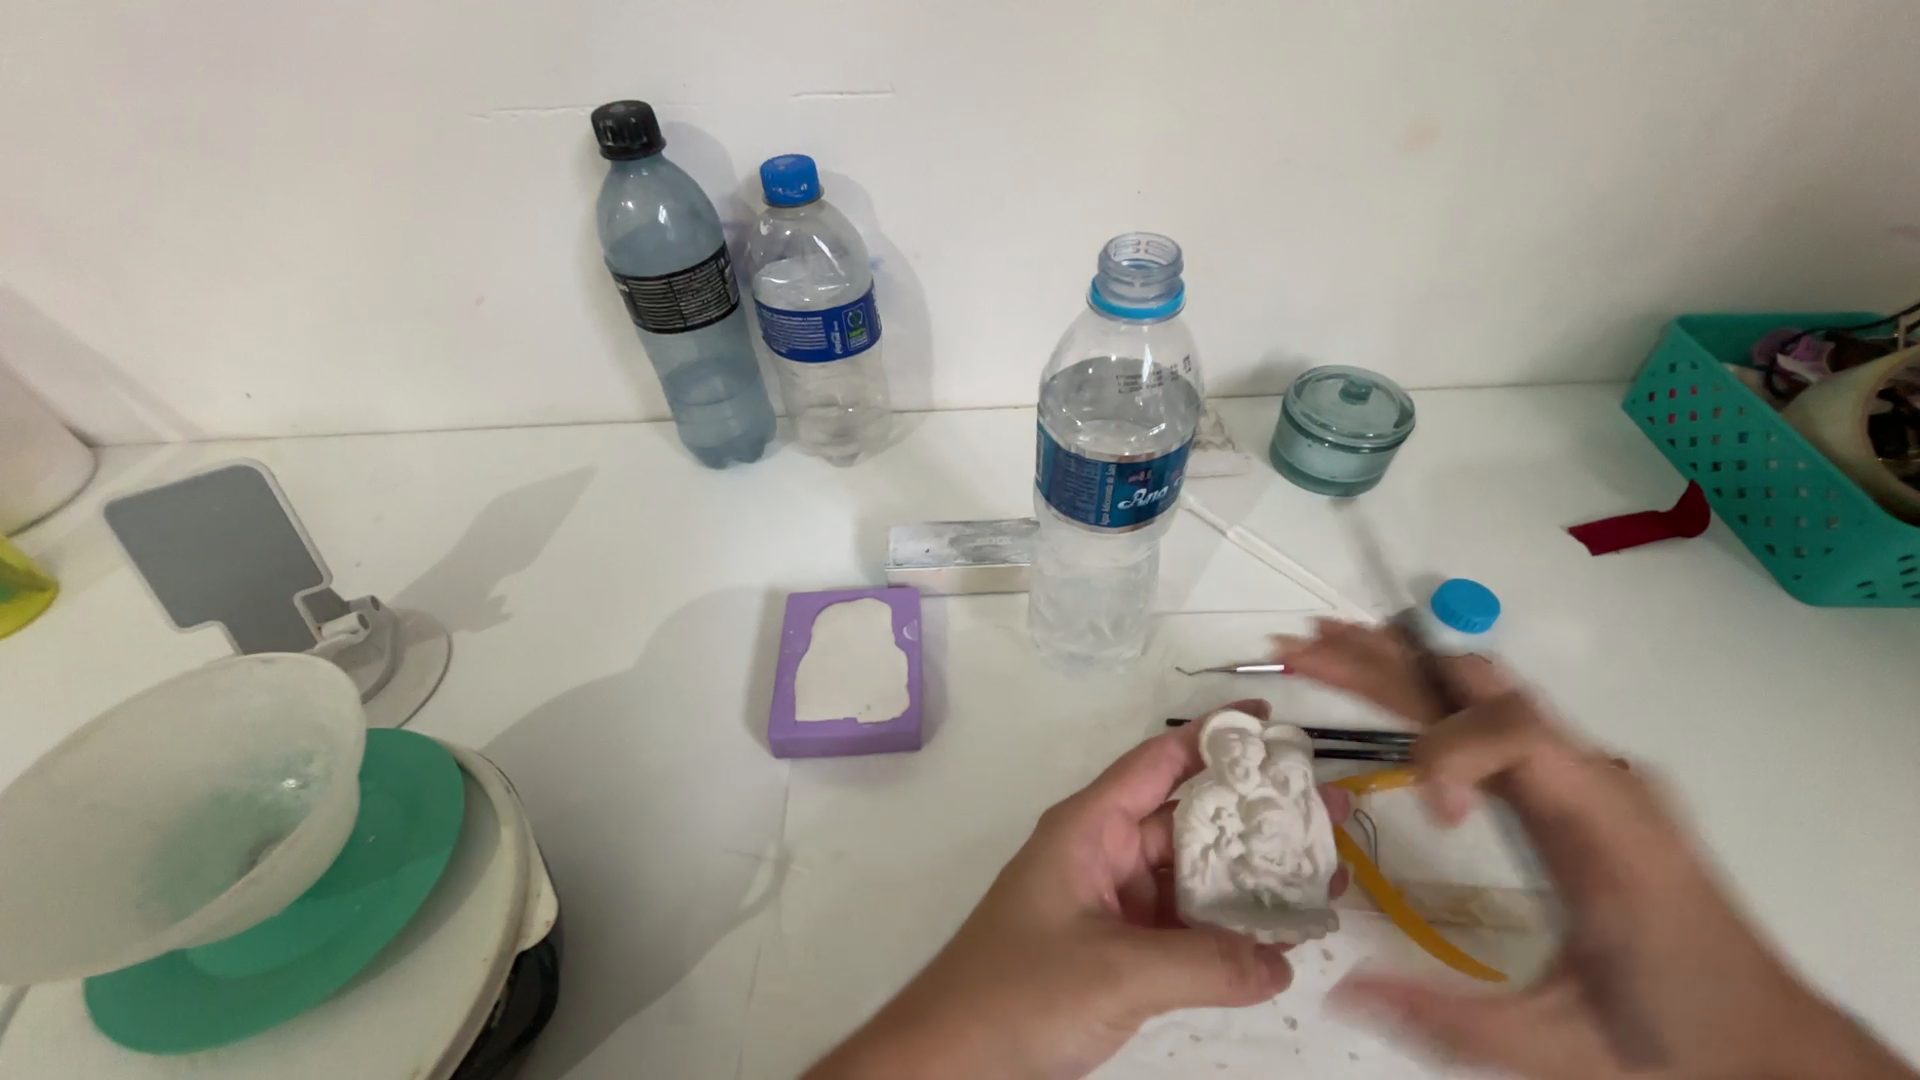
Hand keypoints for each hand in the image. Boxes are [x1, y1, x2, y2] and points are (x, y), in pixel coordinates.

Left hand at [804, 699, 1350, 1079]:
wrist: (953, 1055)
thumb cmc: (1018, 991)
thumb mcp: (1115, 972)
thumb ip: (1203, 965)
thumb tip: (1281, 963)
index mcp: (1088, 826)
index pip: (1158, 762)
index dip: (1212, 736)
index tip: (1268, 721)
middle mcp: (1103, 850)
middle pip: (1187, 816)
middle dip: (1254, 812)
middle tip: (1326, 808)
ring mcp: (1112, 898)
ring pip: (1191, 872)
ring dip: (1250, 873)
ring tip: (1322, 868)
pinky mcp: (1119, 942)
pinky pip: (1183, 921)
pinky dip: (1227, 924)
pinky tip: (1280, 930)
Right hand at [1278, 620, 1914, 1079]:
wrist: (1774, 1044)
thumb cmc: (1678, 1039)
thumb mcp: (1564, 1046)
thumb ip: (1450, 1018)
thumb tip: (1338, 991)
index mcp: (1607, 825)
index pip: (1520, 732)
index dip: (1455, 752)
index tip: (1438, 815)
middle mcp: (1592, 777)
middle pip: (1478, 689)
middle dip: (1384, 666)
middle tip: (1302, 649)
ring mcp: (1577, 771)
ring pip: (1474, 688)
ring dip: (1392, 661)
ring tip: (1317, 642)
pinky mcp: (1560, 780)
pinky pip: (1482, 713)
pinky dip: (1417, 687)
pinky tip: (1373, 673)